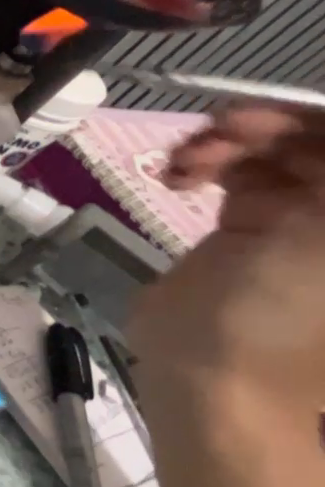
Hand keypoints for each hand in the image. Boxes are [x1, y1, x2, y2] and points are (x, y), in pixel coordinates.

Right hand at [129, 104, 324, 412]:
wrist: (213, 369)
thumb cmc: (285, 313)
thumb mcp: (320, 237)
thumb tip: (314, 124)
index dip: (313, 118)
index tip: (261, 117)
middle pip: (320, 137)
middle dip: (267, 124)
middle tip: (213, 129)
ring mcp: (303, 213)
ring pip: (274, 145)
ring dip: (225, 140)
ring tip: (182, 160)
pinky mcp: (248, 222)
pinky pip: (233, 168)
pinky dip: (202, 161)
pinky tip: (176, 174)